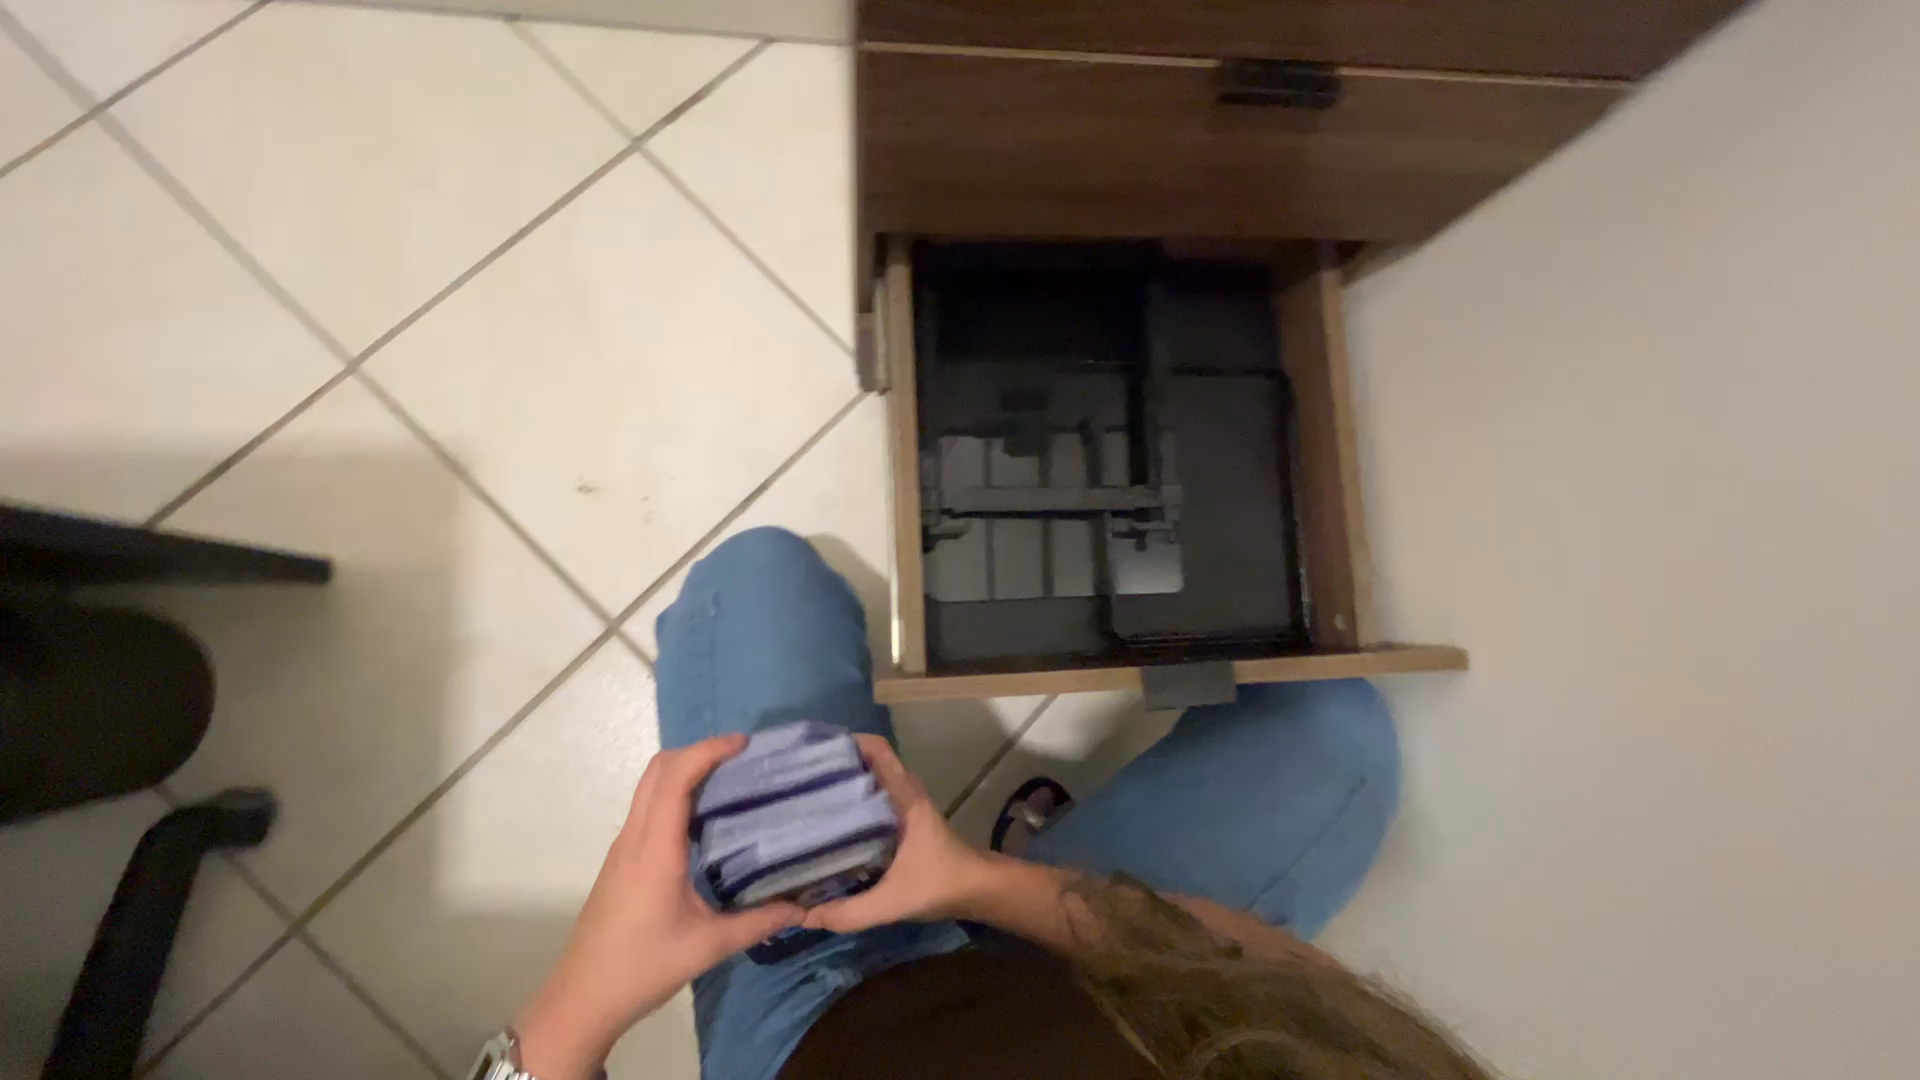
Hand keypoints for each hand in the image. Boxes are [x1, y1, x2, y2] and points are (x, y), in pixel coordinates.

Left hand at [515, 736, 804, 1079]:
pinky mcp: (622, 860)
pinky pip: (648, 807)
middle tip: (741, 758)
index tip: (744, 745)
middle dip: (699, 751)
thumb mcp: (709, 947)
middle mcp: (635, 837)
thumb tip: (802, 906)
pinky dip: (676, 792)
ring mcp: (624, 847)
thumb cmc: (642, 967)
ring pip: (650, 786)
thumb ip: (759, 922)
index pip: (676, 776)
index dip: (708, 750)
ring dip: (686, 769)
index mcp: (655, 847)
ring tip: (730, 779)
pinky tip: (706, 818)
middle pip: (659, 768)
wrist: (580, 1002)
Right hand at [802, 735, 1000, 933]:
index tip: (815, 751)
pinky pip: (874, 799)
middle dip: (836, 765)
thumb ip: (849, 911)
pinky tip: (830, 822)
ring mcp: (905, 803)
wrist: (977, 890)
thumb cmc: (939, 884)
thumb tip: (804, 916)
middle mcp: (904, 791)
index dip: (848, 743)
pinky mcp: (904, 819)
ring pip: (870, 780)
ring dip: (844, 783)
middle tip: (799, 778)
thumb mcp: (892, 902)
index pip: (877, 750)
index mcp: (904, 795)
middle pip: (868, 762)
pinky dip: (854, 802)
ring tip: (806, 795)